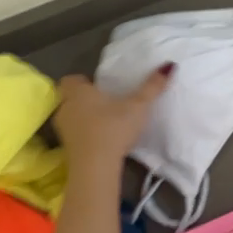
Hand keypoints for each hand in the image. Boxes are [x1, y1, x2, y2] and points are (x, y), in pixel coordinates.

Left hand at [49, 65, 170, 170]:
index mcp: (78, 92)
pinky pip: (74, 134)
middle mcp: (66, 107)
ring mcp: (63, 130)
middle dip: (85, 99)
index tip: (100, 87)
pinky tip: (101, 140)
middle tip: (106, 103)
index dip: (84, 81)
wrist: (95, 167)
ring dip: (84, 118)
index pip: (71, 80)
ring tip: (105, 122)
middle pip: (71, 98)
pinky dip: (85, 135)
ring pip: (72, 117)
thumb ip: (152, 87)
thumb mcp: (138, 106)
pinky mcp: (66, 148)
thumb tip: (168, 65)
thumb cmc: (113, 128)